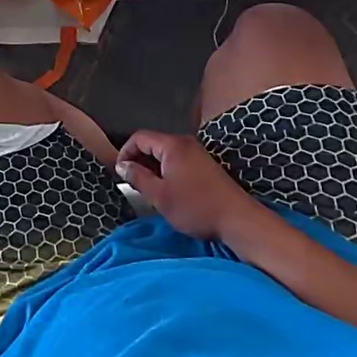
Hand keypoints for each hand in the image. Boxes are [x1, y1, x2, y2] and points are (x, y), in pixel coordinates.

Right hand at [115, 131, 262, 240]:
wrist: (237, 219)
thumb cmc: (195, 207)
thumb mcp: (160, 196)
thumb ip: (138, 177)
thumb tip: (123, 166)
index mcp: (172, 145)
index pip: (140, 137)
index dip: (125, 152)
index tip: (119, 172)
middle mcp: (185, 143)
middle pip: (153, 143)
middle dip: (138, 160)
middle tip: (131, 182)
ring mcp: (197, 152)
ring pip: (165, 153)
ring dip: (152, 167)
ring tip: (147, 188)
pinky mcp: (204, 164)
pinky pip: (178, 159)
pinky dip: (166, 170)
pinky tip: (166, 189)